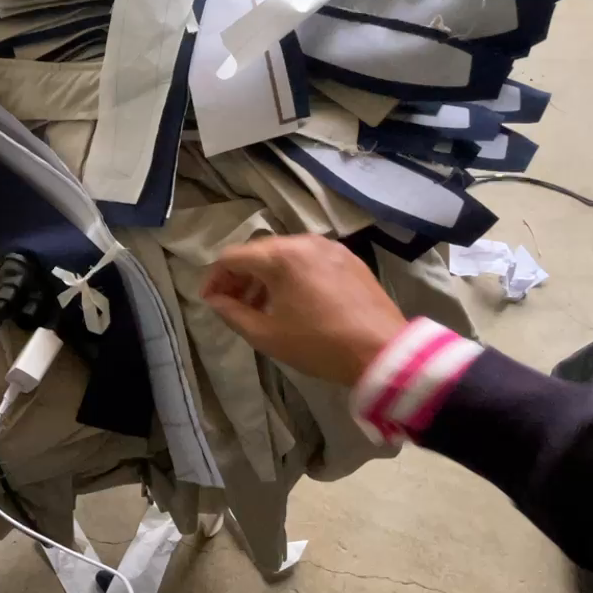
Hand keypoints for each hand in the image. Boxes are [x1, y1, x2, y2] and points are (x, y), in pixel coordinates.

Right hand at [200, 235, 408, 386]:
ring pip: (283, 254)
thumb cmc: (318, 344)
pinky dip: (290, 274)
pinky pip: (307, 259)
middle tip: (231, 303)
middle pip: (257, 252)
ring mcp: (329, 248)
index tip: (210, 301)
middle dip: (239, 276)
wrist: (381, 350)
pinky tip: (290, 300)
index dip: (214, 278)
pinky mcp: (348, 258)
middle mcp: (304, 242)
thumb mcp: (265, 335)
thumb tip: (215, 301)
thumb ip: (232, 313)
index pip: (231, 257)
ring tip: (259, 305)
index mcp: (280, 257)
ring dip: (263, 276)